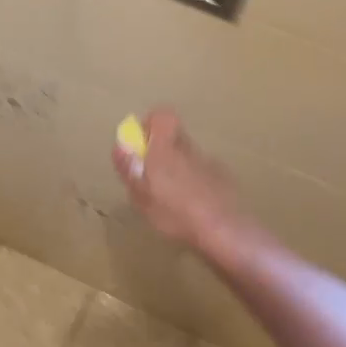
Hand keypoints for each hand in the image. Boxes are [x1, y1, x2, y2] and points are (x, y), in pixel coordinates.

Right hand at [111, 107, 245, 253]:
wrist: (224, 230)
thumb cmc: (175, 214)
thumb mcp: (142, 197)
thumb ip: (129, 170)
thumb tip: (120, 145)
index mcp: (166, 149)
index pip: (162, 115)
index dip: (151, 124)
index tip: (141, 144)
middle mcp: (189, 150)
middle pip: (175, 138)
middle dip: (162, 152)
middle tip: (152, 179)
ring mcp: (210, 163)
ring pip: (190, 157)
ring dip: (180, 170)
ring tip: (174, 200)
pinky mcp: (226, 179)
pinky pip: (205, 173)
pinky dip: (197, 183)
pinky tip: (196, 208)